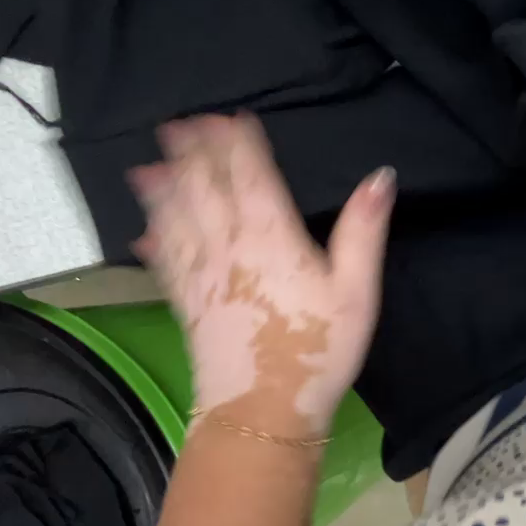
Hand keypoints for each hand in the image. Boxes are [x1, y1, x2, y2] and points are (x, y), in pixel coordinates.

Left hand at [128, 115, 393, 440]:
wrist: (264, 408)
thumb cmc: (318, 347)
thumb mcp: (357, 289)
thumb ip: (364, 230)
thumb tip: (381, 177)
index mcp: (270, 237)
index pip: (250, 177)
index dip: (240, 145)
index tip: (231, 118)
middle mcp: (227, 246)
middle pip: (205, 189)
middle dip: (194, 155)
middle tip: (179, 125)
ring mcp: (200, 275)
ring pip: (176, 219)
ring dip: (165, 187)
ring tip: (151, 164)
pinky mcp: (186, 303)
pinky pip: (165, 261)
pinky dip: (154, 239)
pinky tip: (144, 232)